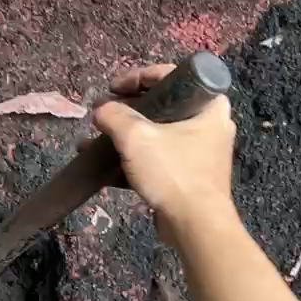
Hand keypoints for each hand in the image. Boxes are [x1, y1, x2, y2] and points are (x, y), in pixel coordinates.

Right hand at [92, 63, 237, 230]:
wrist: (194, 224)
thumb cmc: (172, 172)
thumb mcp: (136, 137)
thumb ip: (114, 117)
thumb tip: (100, 110)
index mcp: (207, 104)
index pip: (171, 76)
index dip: (137, 77)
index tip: (112, 88)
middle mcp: (207, 123)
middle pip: (160, 105)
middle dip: (125, 111)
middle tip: (101, 114)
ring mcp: (197, 150)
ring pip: (154, 134)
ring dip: (122, 137)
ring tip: (92, 141)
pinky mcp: (185, 174)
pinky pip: (155, 158)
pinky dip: (130, 159)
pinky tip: (102, 165)